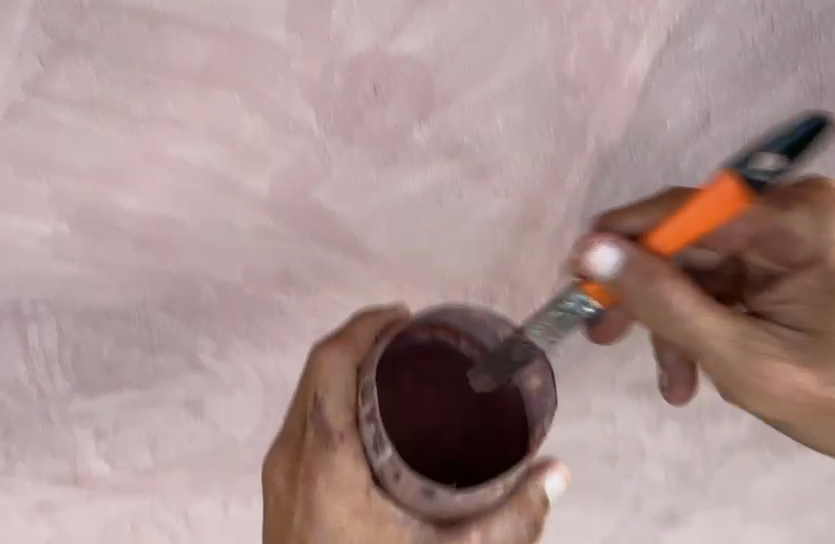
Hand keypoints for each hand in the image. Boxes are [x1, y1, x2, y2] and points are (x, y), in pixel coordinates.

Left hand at [262, 305, 568, 543]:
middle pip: (316, 369)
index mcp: (325, 459)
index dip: (362, 326)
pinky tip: (364, 411)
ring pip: (305, 393)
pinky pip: (302, 420)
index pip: (330, 362)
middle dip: (358, 340)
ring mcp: (278, 473)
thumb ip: (510, 519)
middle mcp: (291, 456)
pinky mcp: (279, 490)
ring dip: (342, 367)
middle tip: (406, 335)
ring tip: (390, 364)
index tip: (402, 315)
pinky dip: (331, 397)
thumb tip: (556, 473)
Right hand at [573, 176, 834, 480]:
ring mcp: (793, 229)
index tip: (576, 275)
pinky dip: (702, 320)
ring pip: (698, 263)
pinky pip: (721, 277)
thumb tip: (590, 250)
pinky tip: (695, 367)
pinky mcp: (789, 253)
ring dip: (675, 319)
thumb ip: (664, 303)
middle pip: (688, 239)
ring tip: (672, 380)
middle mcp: (794, 207)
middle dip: (650, 294)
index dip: (624, 241)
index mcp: (800, 218)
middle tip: (603, 333)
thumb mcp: (747, 363)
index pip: (684, 212)